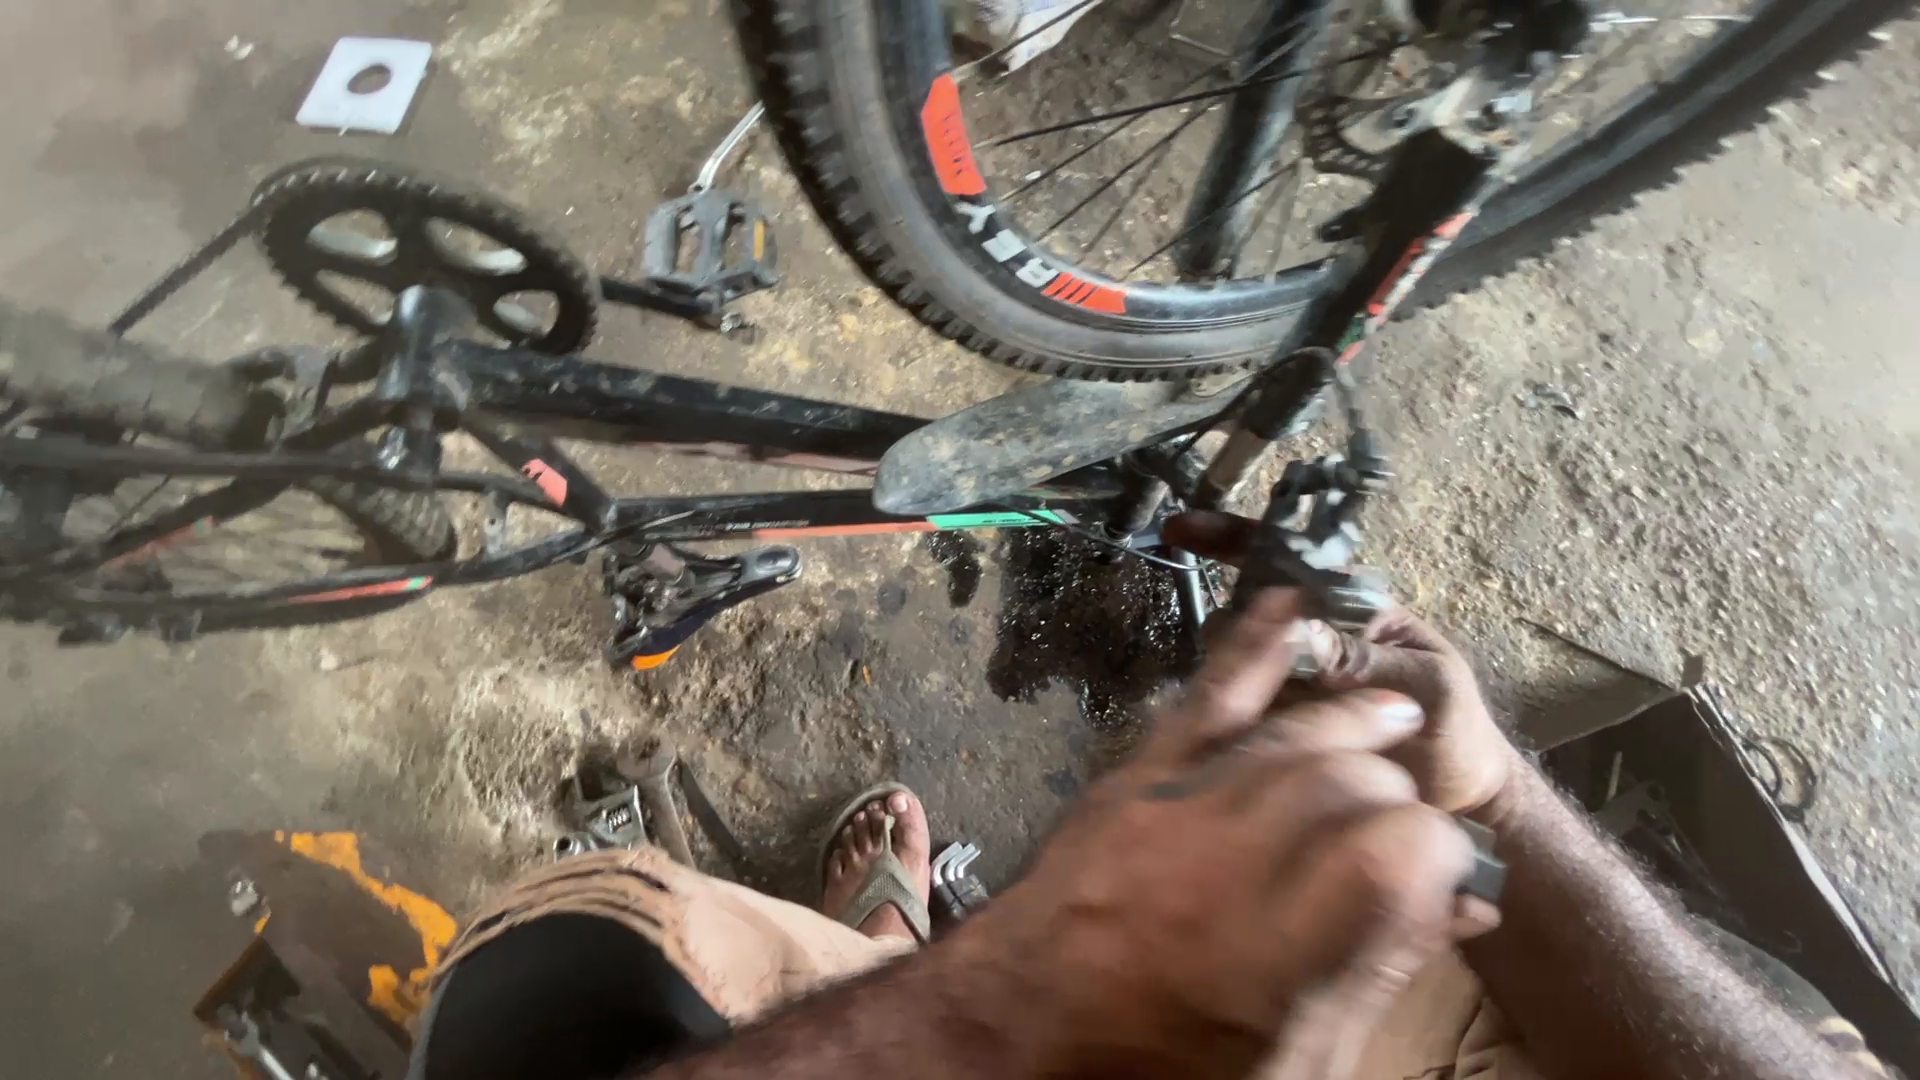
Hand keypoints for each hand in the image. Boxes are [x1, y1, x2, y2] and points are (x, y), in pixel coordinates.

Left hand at [946, 590, 1486, 1078]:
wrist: (1020, 1021)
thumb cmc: (1158, 1062)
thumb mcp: (1288, 1062)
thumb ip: (1370, 971)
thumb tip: (1458, 901)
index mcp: (1276, 956)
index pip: (1398, 856)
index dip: (1443, 855)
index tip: (1447, 871)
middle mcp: (1227, 863)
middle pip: (1343, 782)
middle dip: (1393, 788)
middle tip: (1407, 810)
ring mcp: (1172, 806)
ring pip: (1283, 736)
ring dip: (1346, 719)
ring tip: (1391, 712)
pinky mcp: (1131, 777)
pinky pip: (1199, 700)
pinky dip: (1247, 649)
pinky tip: (1285, 609)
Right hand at [1165, 510, 1515, 817]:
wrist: (1457, 802)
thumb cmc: (1453, 728)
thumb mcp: (1427, 687)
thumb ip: (1367, 659)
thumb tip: (1300, 633)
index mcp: (1348, 607)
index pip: (1285, 556)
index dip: (1230, 537)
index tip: (1179, 529)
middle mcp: (1307, 635)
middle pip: (1244, 607)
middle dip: (1231, 626)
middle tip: (1236, 662)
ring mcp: (1284, 676)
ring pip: (1230, 654)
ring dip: (1229, 671)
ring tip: (1259, 709)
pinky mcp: (1270, 717)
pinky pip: (1233, 699)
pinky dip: (1226, 706)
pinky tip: (1233, 727)